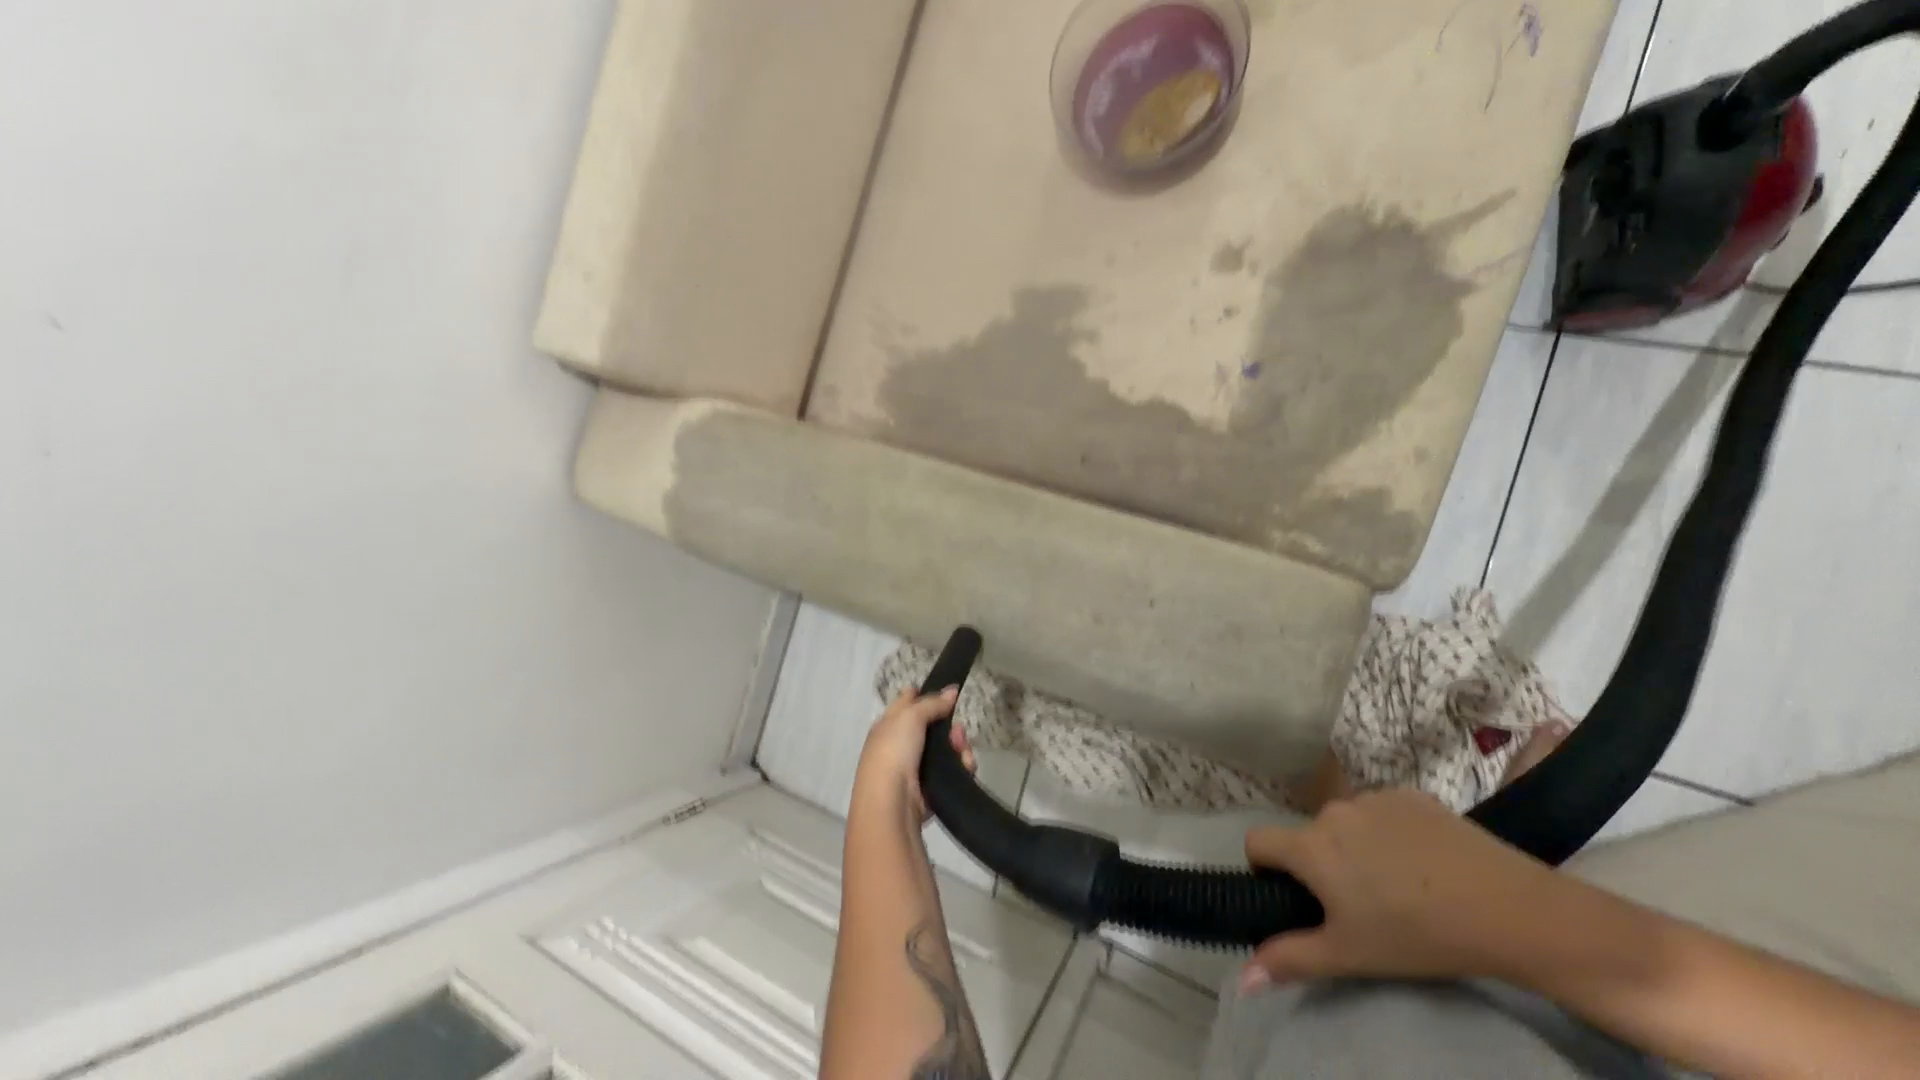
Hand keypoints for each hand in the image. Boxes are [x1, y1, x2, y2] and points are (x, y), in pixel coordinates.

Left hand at [854, 687, 975, 822]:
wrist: (891, 800)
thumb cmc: (894, 750)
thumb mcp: (910, 717)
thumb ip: (932, 703)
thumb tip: (952, 690)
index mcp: (888, 726)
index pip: (906, 704)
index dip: (923, 696)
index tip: (945, 693)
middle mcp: (900, 745)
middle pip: (933, 728)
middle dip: (950, 727)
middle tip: (957, 731)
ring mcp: (915, 767)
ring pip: (946, 749)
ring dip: (959, 747)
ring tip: (961, 750)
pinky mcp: (931, 787)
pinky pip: (952, 770)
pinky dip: (961, 767)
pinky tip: (965, 766)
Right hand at [1237, 789, 1560, 991]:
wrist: (1509, 909)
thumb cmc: (1417, 936)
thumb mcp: (1349, 956)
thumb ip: (1290, 960)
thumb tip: (1241, 980)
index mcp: (1310, 846)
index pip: (1257, 841)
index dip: (1265, 869)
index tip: (1296, 898)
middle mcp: (1334, 811)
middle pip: (1307, 836)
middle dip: (1320, 864)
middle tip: (1357, 905)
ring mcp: (1375, 798)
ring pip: (1346, 823)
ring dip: (1354, 846)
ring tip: (1397, 884)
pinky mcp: (1412, 794)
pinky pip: (1382, 812)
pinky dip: (1390, 833)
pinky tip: (1423, 863)